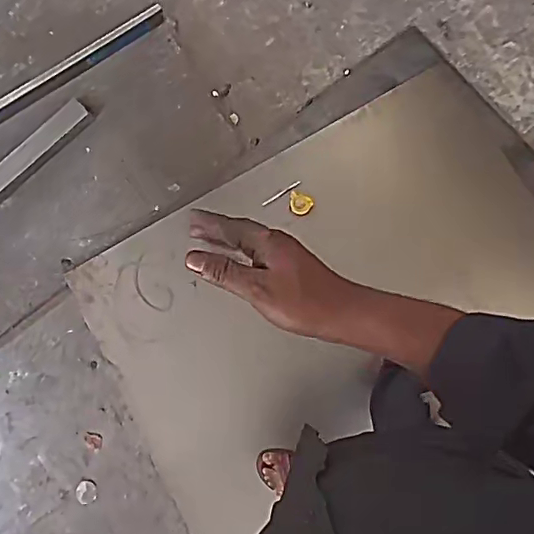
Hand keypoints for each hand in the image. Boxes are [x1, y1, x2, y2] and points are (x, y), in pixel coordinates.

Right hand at [183, 209, 464, 374]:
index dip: (209, 225)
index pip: (230, 228)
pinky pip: (258, 251)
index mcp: (268, 242)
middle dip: (216, 229)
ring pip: (249, 240)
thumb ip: (225, 273)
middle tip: (196, 226)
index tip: (192, 221)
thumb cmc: (307, 302)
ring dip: (228, 240)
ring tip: (210, 239)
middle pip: (239, 230)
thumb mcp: (256, 288)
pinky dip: (242, 251)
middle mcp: (277, 243)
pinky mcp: (291, 265)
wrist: (341, 313)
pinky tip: (240, 259)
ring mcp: (286, 253)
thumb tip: (197, 260)